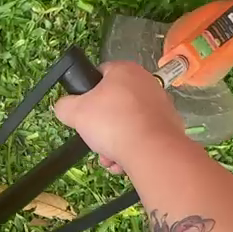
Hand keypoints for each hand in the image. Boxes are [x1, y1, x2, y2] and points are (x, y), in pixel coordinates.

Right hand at [52, 60, 200, 175]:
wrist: (151, 149)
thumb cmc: (112, 123)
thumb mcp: (75, 113)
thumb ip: (64, 106)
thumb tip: (63, 106)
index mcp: (124, 70)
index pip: (100, 74)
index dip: (88, 93)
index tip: (83, 112)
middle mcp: (146, 82)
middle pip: (114, 103)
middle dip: (101, 126)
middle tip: (94, 139)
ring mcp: (160, 103)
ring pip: (127, 122)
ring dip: (114, 142)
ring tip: (109, 157)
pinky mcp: (169, 125)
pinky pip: (142, 135)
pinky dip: (131, 148)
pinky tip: (123, 161)